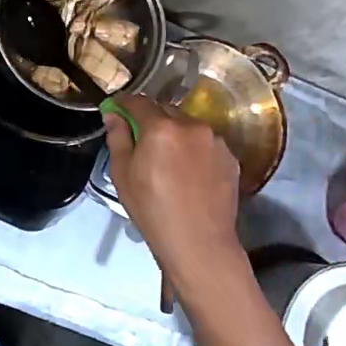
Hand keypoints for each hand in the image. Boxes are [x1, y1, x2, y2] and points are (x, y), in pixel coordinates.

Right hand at [103, 94, 246, 294]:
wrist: (200, 243)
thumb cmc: (153, 212)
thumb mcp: (123, 176)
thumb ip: (118, 138)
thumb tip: (114, 115)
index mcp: (161, 128)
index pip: (139, 102)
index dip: (124, 103)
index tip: (116, 108)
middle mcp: (192, 125)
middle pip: (166, 111)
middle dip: (152, 120)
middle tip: (141, 141)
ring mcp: (216, 140)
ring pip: (189, 127)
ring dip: (176, 134)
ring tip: (169, 162)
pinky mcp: (230, 157)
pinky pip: (207, 144)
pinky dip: (195, 150)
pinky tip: (190, 174)